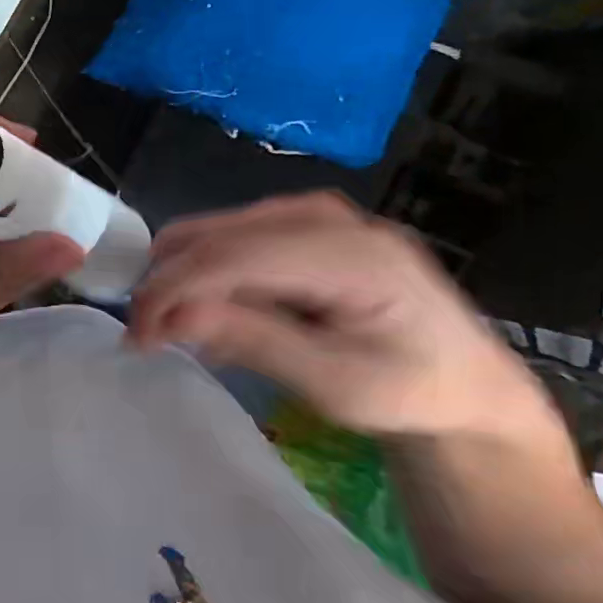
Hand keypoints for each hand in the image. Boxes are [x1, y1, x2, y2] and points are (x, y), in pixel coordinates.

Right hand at [128, 193, 546, 441]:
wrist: (465, 380)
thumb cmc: (409, 391)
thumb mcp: (336, 383)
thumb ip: (255, 342)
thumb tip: (173, 316)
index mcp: (349, 254)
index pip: (232, 256)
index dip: (172, 291)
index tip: (137, 337)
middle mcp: (325, 216)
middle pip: (214, 236)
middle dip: (165, 284)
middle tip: (144, 338)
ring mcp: (312, 212)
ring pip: (212, 230)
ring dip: (179, 276)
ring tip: (174, 329)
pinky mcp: (301, 221)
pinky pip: (229, 235)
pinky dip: (202, 270)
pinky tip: (207, 309)